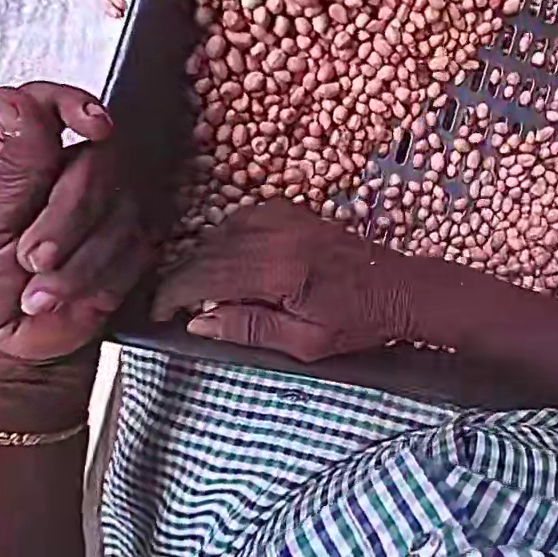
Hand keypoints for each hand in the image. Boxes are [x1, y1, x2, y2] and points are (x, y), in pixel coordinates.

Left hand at [0, 82, 154, 432]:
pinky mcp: (129, 250)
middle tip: (31, 259)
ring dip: (81, 260)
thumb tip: (15, 96)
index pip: (49, 106)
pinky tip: (72, 302)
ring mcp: (99, 216)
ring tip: (40, 297)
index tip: (95, 126)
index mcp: (6, 164)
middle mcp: (58, 182)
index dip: (75, 106)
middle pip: (96, 160)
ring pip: (122, 207)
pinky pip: (137, 248)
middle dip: (68, 214)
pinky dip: (103, 279)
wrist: (4, 375)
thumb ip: (10, 166)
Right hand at [150, 200, 416, 361]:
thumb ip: (250, 328)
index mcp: (281, 272)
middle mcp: (281, 237)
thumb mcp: (305, 343)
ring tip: (200, 287)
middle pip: (210, 251)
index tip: (159, 313)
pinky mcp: (297, 213)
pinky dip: (228, 235)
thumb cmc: (358, 323)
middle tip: (173, 304)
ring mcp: (290, 219)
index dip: (174, 294)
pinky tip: (228, 257)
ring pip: (223, 230)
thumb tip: (199, 322)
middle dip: (183, 278)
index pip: (207, 277)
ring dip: (204, 256)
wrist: (398, 288)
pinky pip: (246, 216)